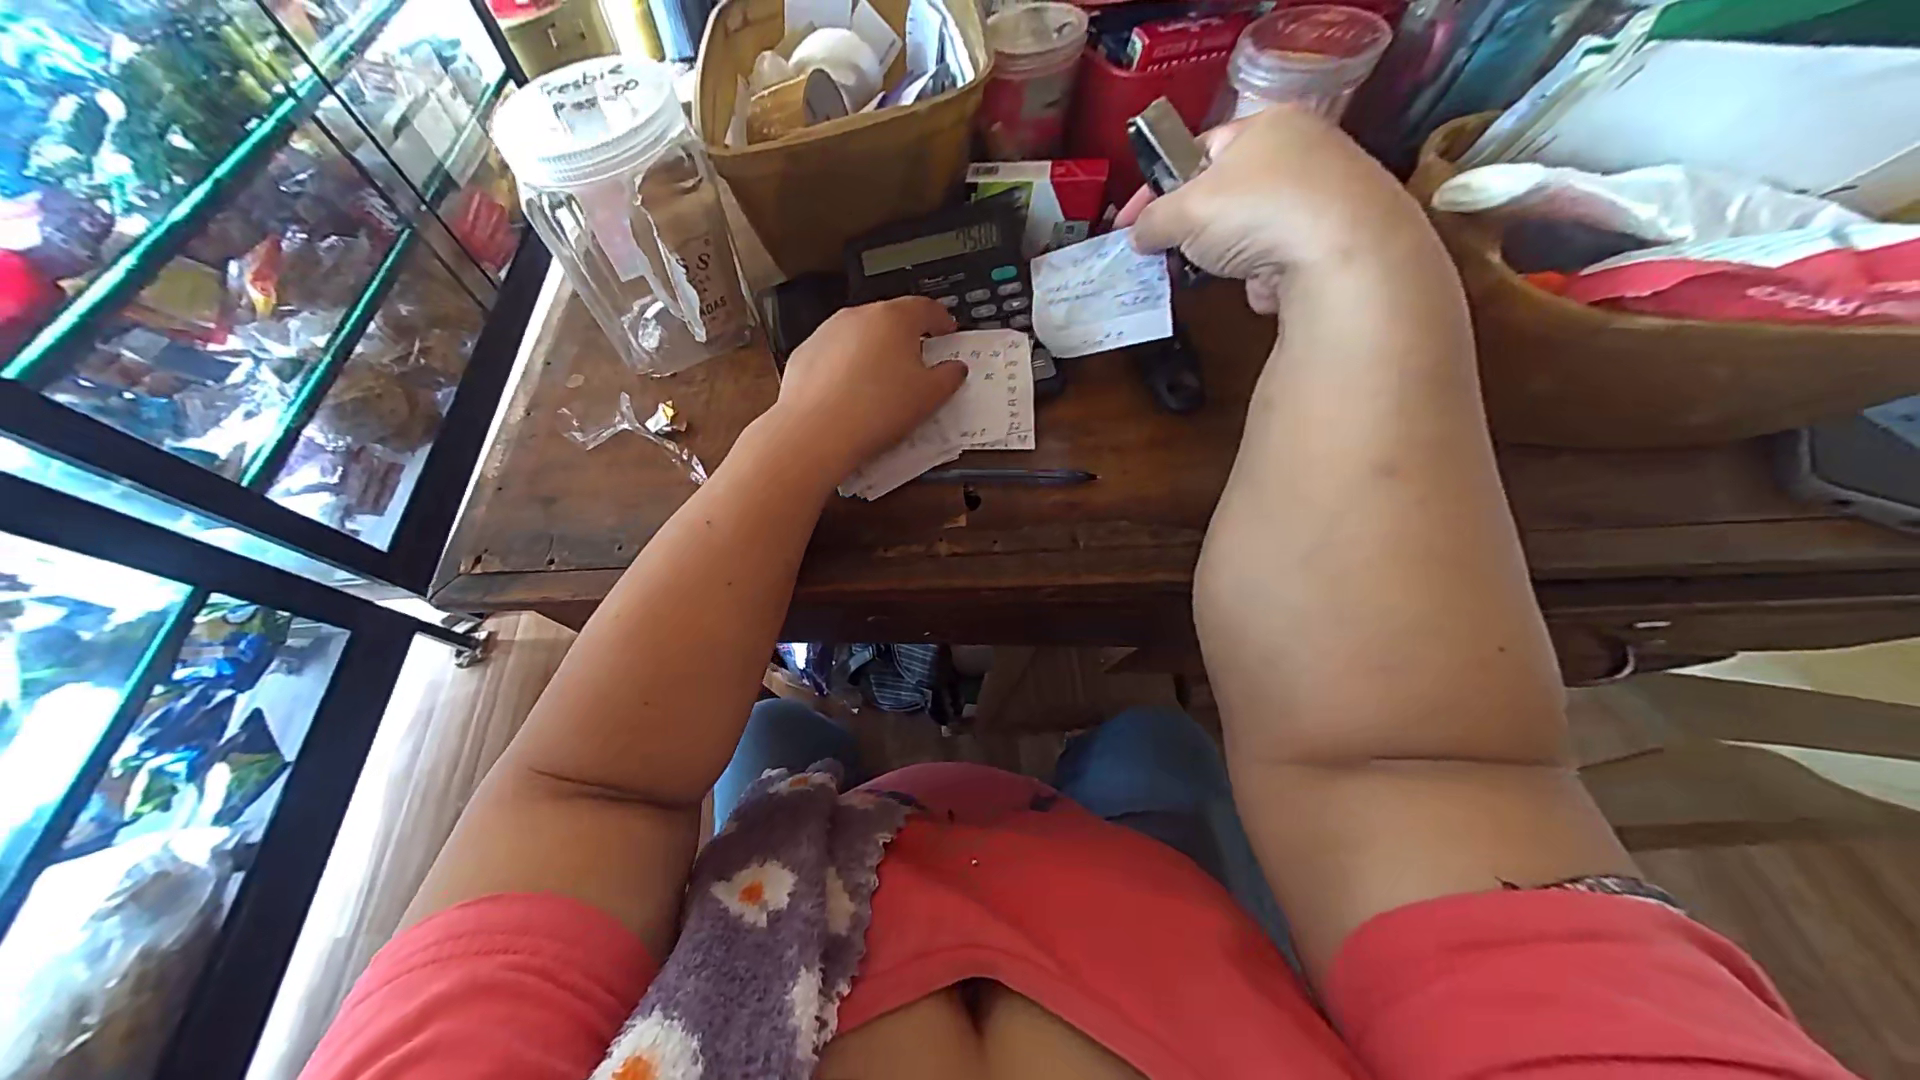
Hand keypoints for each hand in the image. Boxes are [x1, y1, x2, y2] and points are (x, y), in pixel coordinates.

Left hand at [767, 296, 964, 482]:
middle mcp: (859, 316)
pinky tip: (853, 396)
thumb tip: (953, 370)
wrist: (817, 432)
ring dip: (874, 353)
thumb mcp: (929, 397)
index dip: (941, 320)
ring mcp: (828, 332)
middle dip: (906, 339)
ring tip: (882, 387)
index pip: (927, 308)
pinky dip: (846, 368)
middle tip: (917, 366)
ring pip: (860, 336)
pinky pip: (835, 355)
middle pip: (891, 319)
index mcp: (895, 318)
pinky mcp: (807, 353)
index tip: (946, 331)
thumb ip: (948, 376)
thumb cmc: (875, 411)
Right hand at [1117, 106, 1435, 313]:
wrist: (1344, 253)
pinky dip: (1265, 275)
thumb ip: (1152, 220)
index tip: (1128, 224)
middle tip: (1170, 251)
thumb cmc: (1257, 211)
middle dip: (1196, 227)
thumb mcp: (1184, 211)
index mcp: (1265, 124)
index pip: (1195, 151)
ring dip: (1229, 255)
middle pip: (1226, 192)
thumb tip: (1137, 235)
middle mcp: (1303, 149)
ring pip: (1252, 229)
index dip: (1157, 188)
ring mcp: (1326, 195)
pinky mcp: (1339, 240)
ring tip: (1220, 271)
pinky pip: (1280, 258)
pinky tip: (1265, 285)